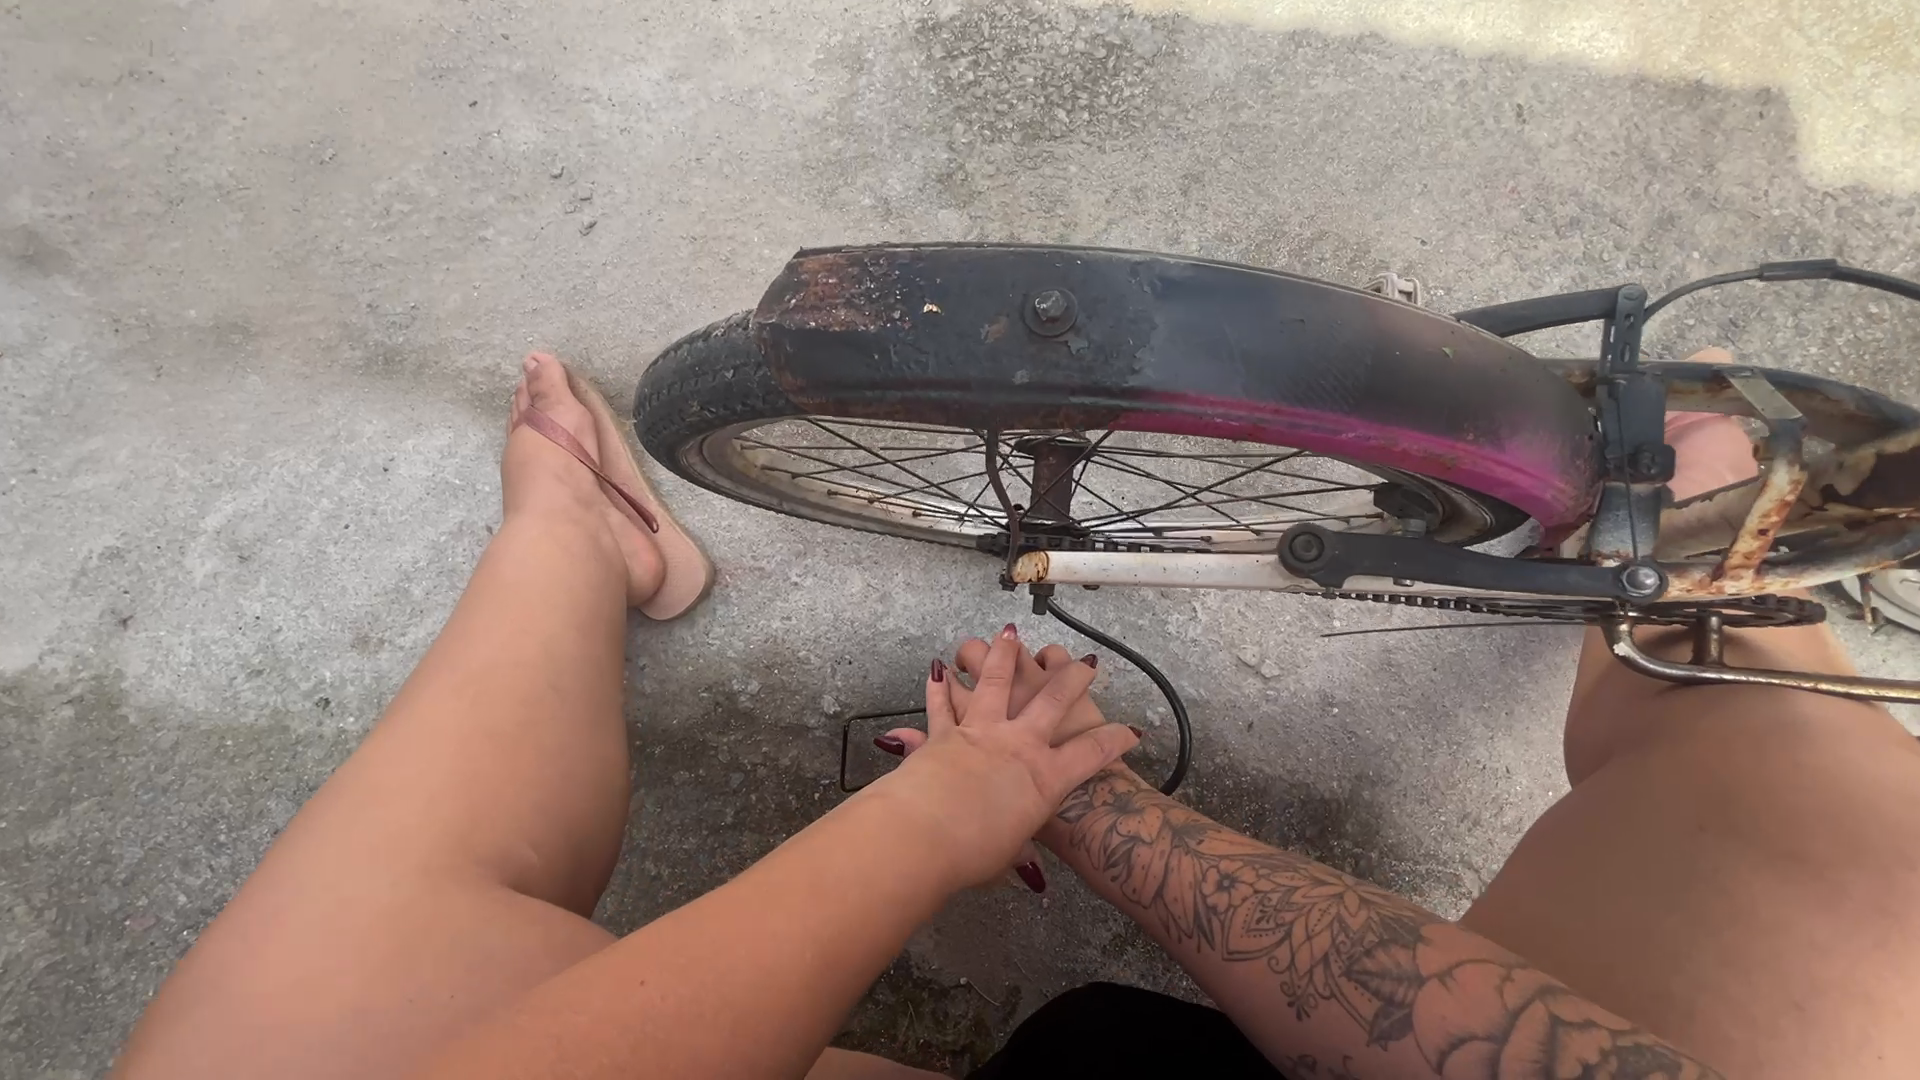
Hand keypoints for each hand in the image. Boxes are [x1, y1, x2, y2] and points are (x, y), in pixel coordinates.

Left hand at [863, 626, 1139, 889]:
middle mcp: (1019, 743)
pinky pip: (942, 703)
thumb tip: (1028, 869)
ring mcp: (982, 730)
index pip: (1094, 752)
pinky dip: (939, 687)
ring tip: (1009, 634)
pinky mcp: (945, 731)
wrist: (926, 835)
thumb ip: (1021, 847)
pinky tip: (935, 669)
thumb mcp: (1010, 852)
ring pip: (996, 679)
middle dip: (1074, 678)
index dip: (1118, 741)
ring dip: (1003, 654)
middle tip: (1085, 664)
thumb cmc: (974, 853)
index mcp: (1045, 777)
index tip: (1133, 732)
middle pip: (1055, 698)